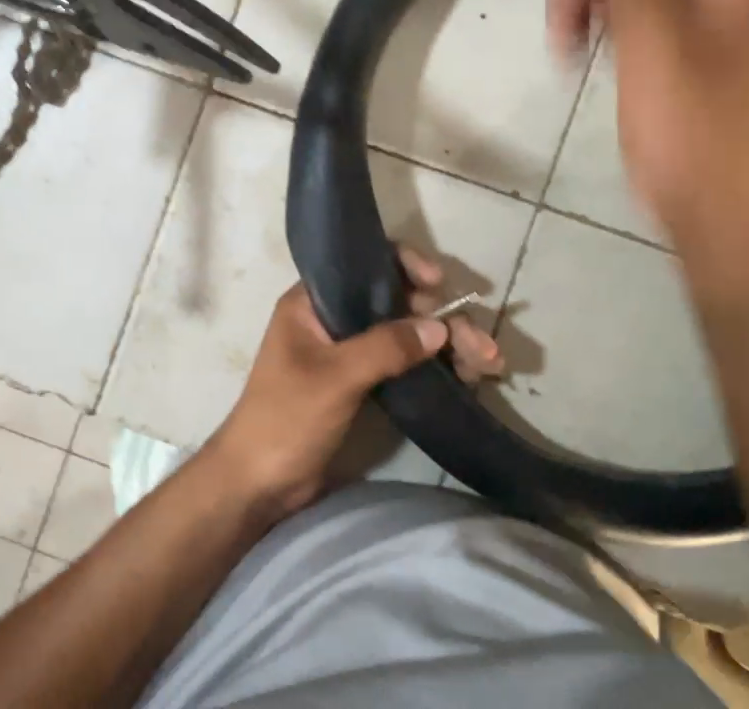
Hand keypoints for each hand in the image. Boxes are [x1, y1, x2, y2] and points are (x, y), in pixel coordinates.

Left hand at [205, 247, 503, 516]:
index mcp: (311, 303)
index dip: (404, 266)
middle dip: (443, 320)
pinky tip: (469, 378)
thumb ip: (386, 347)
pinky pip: (405, 364)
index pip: (364, 265)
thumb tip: (440, 328)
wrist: (259, 484)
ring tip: (490, 366)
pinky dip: (435, 367)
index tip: (437, 284)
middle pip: (397, 303)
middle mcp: (331, 320)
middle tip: (482, 349)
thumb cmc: (285, 419)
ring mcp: (348, 353)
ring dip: (448, 346)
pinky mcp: (361, 384)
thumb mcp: (335, 377)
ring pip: (407, 335)